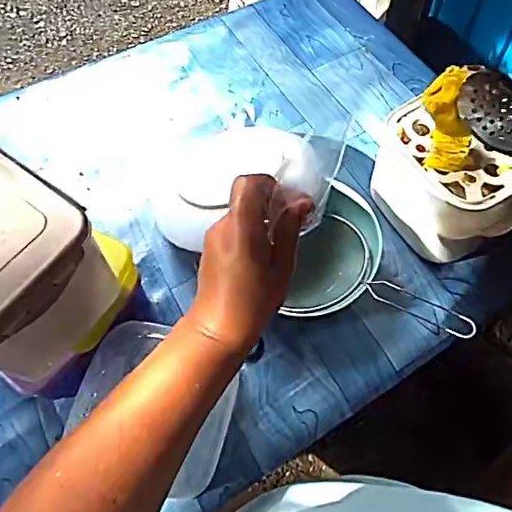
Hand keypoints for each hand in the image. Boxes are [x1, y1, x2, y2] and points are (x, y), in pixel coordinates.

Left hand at [187, 175, 312, 356]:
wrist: (218, 328)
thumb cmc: (252, 303)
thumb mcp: (281, 266)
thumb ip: (289, 229)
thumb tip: (300, 203)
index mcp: (240, 226)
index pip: (249, 182)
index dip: (269, 183)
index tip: (286, 199)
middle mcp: (222, 224)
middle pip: (244, 195)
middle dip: (268, 201)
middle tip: (288, 220)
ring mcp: (214, 234)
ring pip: (239, 210)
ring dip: (259, 216)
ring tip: (276, 241)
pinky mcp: (211, 244)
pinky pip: (232, 224)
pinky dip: (248, 228)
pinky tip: (261, 252)